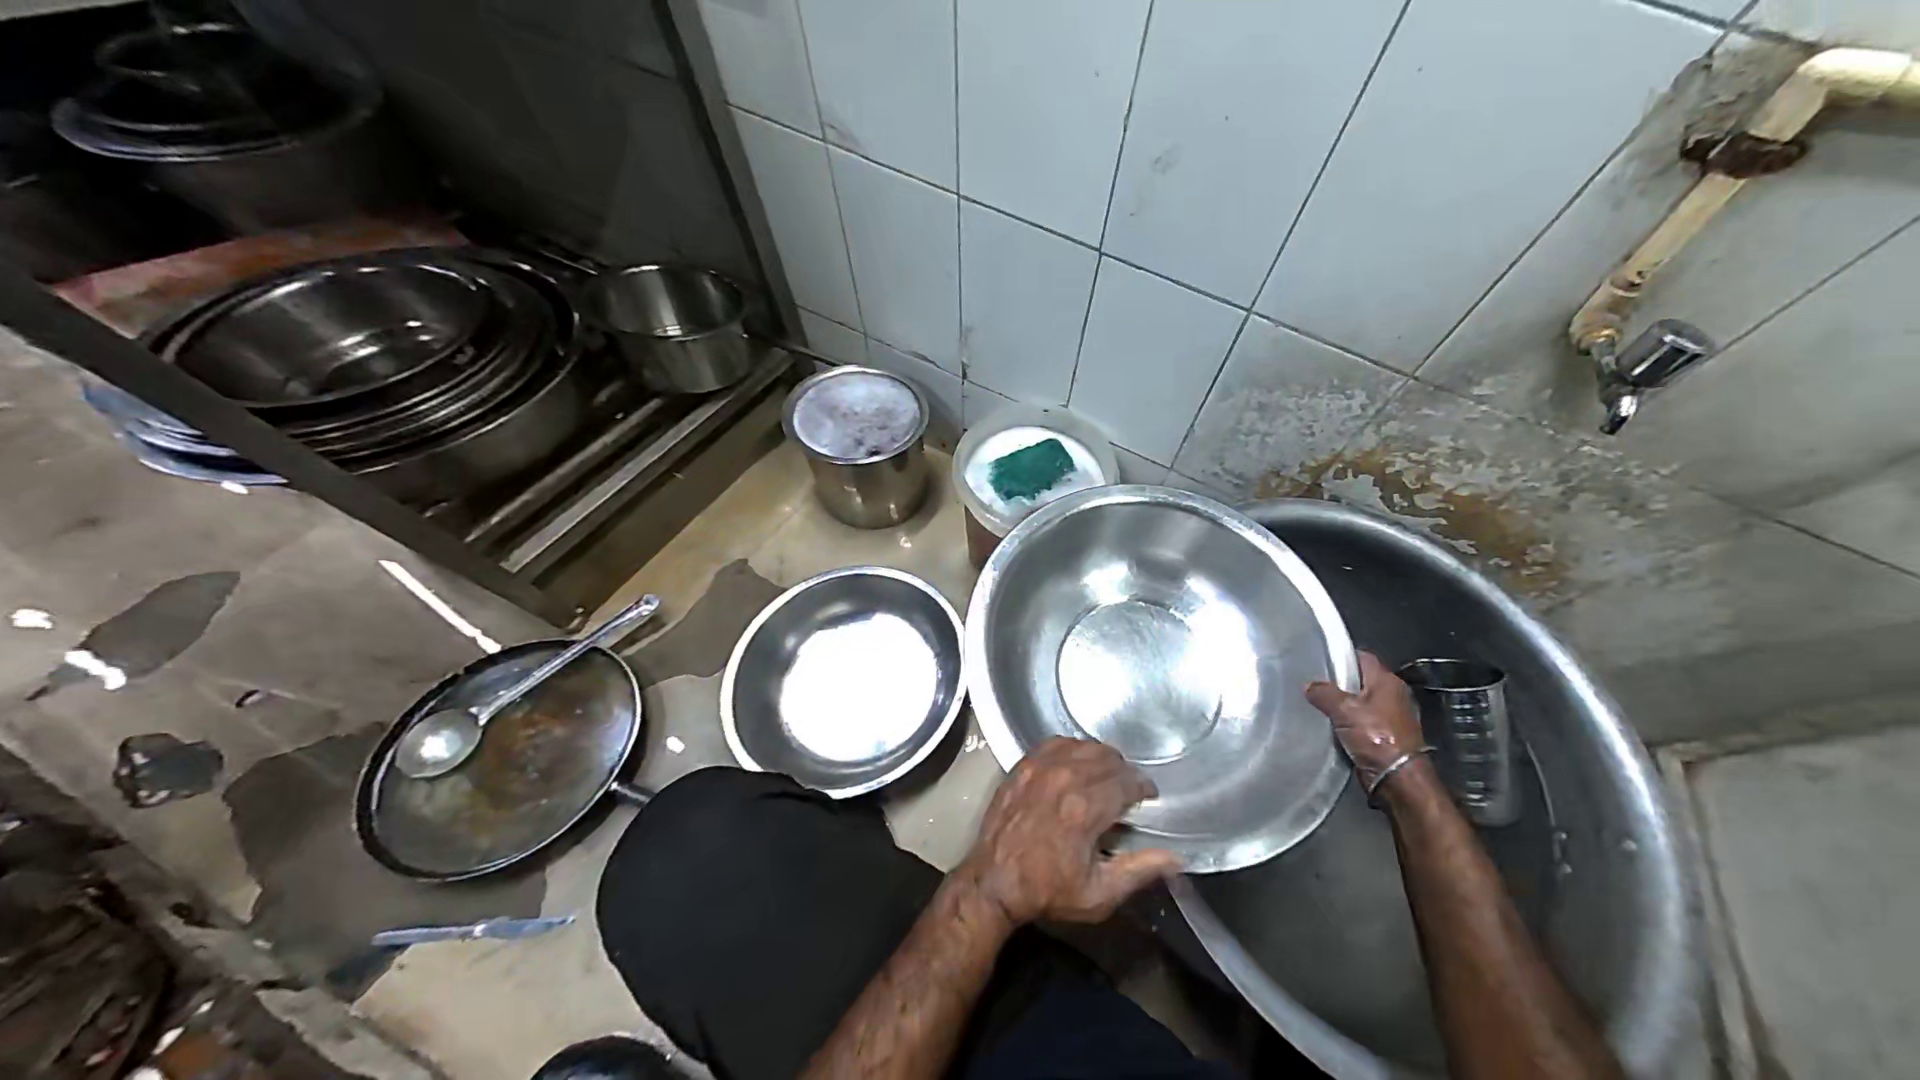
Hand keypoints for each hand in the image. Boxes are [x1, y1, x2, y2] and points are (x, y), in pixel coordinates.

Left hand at [958, 738, 1180, 926]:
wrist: (993, 882)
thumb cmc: (1046, 891)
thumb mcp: (1098, 894)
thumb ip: (1140, 871)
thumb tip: (1175, 858)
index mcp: (1084, 809)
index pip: (1127, 781)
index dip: (1143, 787)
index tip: (1149, 797)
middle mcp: (1063, 779)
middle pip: (1108, 758)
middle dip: (1125, 773)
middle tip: (1129, 791)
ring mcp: (1039, 768)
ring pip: (1084, 746)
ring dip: (1101, 758)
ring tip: (1105, 777)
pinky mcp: (1022, 765)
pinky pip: (1056, 742)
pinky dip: (1072, 749)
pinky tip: (1076, 765)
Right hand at [1305, 651, 1427, 789]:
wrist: (1397, 778)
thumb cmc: (1375, 737)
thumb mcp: (1344, 710)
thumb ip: (1324, 693)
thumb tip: (1309, 685)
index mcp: (1387, 681)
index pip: (1362, 657)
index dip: (1341, 655)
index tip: (1319, 658)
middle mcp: (1392, 695)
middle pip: (1360, 680)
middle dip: (1337, 681)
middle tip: (1312, 683)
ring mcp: (1391, 716)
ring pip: (1359, 701)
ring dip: (1341, 704)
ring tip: (1315, 703)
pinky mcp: (1385, 735)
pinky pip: (1360, 720)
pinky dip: (1346, 721)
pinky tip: (1328, 725)